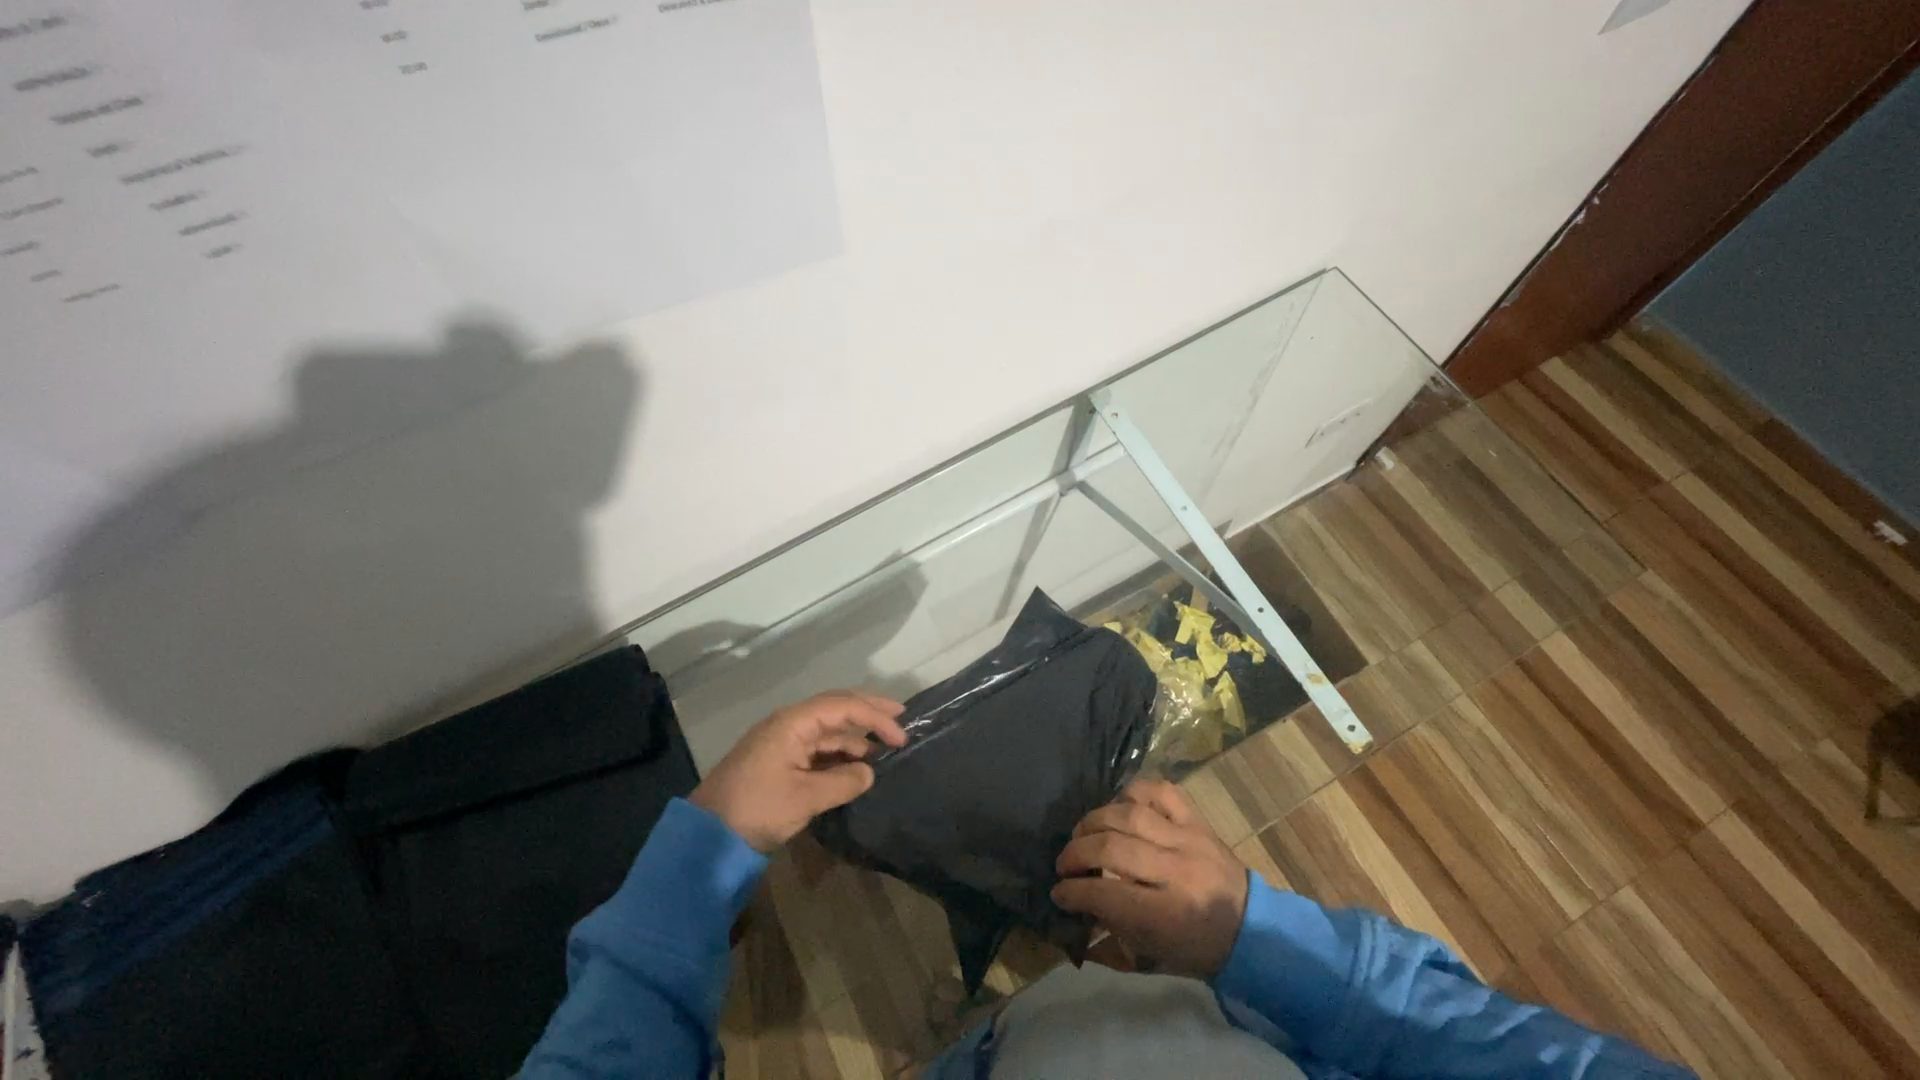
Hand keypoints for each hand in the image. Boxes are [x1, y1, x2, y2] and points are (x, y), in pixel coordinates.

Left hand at [690, 689, 906, 852]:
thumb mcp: (805, 798)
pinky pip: (817, 748)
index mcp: (792, 723)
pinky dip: (840, 753)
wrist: (707, 836)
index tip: (901, 736)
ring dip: (855, 736)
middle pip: (835, 708)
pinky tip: (857, 764)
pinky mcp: (780, 762)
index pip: (842, 707)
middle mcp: (788, 725)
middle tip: (901, 718)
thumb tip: (869, 772)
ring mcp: (782, 743)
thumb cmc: (757, 809)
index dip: (875, 718)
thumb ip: (843, 782)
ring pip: (827, 730)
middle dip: (868, 712)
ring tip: (884, 748)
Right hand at [1051, 778, 1249, 978]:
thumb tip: (1069, 910)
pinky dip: (1132, 794)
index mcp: (1167, 915)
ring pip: (1130, 815)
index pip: (1106, 894)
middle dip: (1076, 854)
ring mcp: (1189, 840)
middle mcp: (1177, 872)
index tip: (1058, 892)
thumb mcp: (1150, 957)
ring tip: (1083, 835)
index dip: (1072, 891)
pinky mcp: (1197, 820)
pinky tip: (1118, 808)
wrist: (1251, 928)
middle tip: (1064, 864)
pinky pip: (1160, 792)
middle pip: (1112, 848)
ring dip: (1095, 821)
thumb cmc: (1195, 948)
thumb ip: (1107, 936)